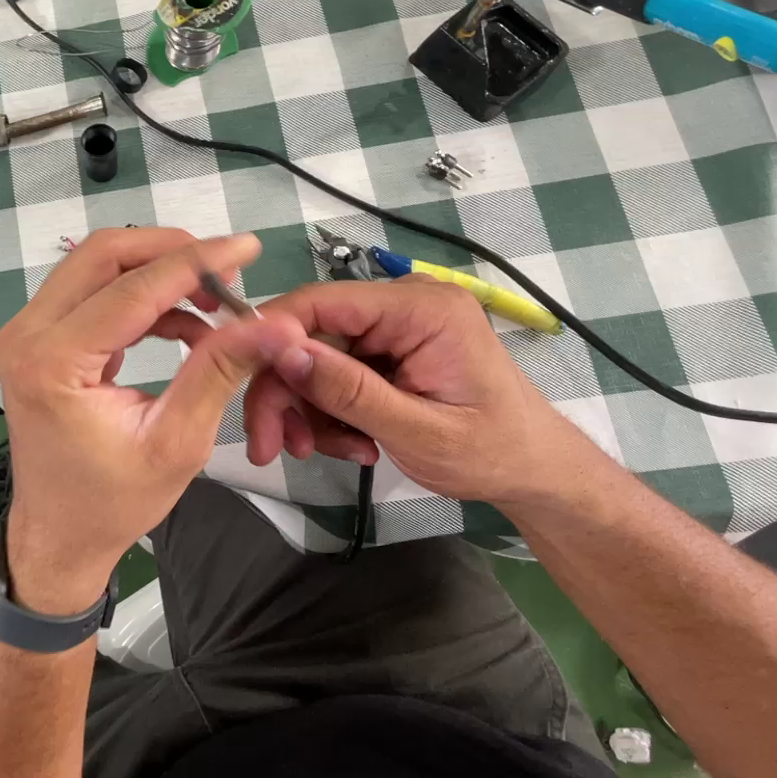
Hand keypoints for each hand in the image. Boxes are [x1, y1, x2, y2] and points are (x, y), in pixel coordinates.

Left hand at [0, 228, 304, 614]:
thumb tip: (273, 324)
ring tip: (215, 304)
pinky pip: (91, 293)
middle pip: (102, 256)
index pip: (132, 289)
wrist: (60, 534)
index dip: (196, 262)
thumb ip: (218, 372)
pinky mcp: (38, 338)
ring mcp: (27, 333)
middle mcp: (28, 334)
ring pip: (95, 267)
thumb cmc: (114, 502)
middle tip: (228, 271)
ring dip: (156, 272)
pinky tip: (184, 325)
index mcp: (54, 362)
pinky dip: (139, 297)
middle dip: (170, 252)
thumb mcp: (177, 441)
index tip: (248, 247)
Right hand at [243, 276, 605, 507]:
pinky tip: (352, 444)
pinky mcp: (387, 350)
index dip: (271, 337)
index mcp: (421, 309)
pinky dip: (328, 413)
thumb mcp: (419, 431)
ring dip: (309, 411)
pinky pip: (332, 373)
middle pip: (308, 335)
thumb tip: (281, 351)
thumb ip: (349, 390)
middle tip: (273, 447)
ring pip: (313, 359)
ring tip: (336, 453)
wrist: (536, 475)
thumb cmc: (494, 454)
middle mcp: (403, 305)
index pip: (321, 302)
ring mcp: (393, 327)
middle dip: (286, 392)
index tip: (240, 385)